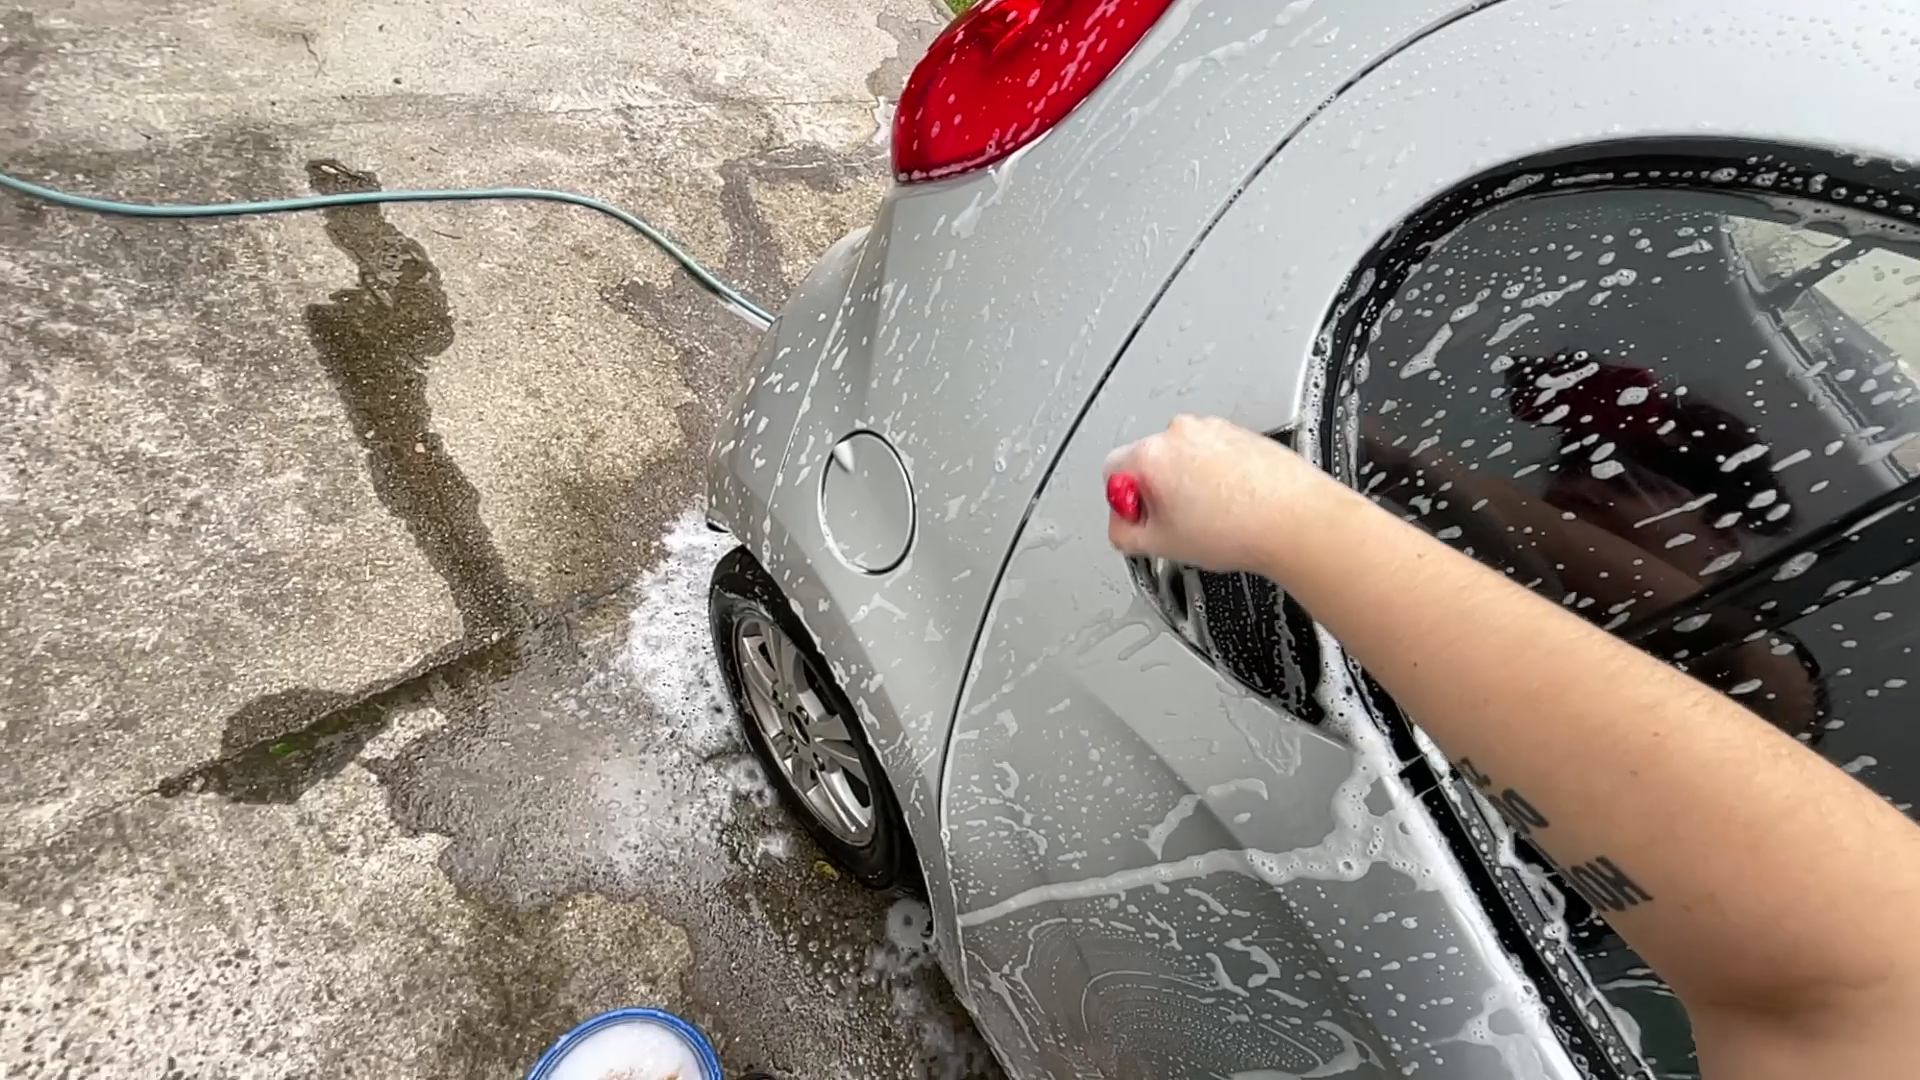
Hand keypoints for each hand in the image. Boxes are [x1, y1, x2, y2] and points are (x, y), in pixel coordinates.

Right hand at [1103, 415, 1323, 573]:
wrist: (1298, 521)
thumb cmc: (1239, 528)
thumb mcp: (1161, 545)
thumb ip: (1123, 533)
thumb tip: (1121, 527)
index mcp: (1151, 454)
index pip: (1111, 472)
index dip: (1123, 503)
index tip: (1139, 520)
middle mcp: (1179, 432)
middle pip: (1146, 461)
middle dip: (1155, 492)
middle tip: (1175, 524)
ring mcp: (1213, 429)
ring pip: (1181, 458)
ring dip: (1185, 484)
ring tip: (1209, 517)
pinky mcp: (1240, 433)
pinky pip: (1212, 453)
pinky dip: (1214, 477)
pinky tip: (1229, 506)